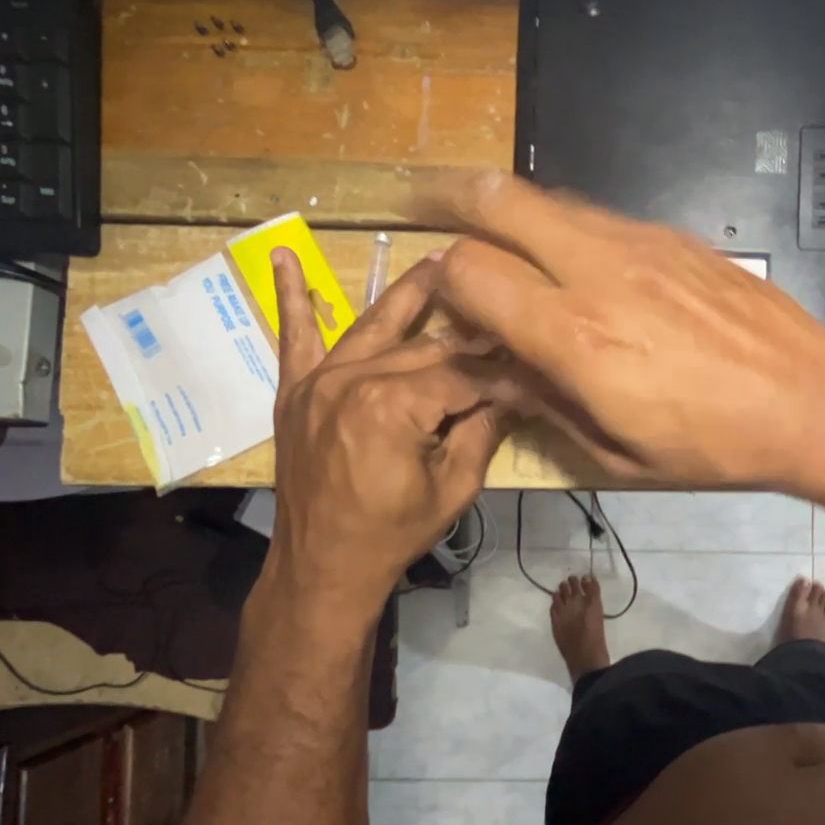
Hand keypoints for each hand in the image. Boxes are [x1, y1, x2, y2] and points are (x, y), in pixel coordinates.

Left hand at [261, 246, 507, 622]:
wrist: (324, 566)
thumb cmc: (394, 533)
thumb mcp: (455, 488)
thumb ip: (484, 430)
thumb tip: (520, 391)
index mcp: (394, 406)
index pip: (465, 374)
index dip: (504, 374)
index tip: (538, 366)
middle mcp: (353, 379)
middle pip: (427, 347)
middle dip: (472, 337)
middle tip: (508, 318)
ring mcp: (319, 380)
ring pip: (374, 325)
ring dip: (408, 292)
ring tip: (439, 260)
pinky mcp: (296, 390)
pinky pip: (294, 337)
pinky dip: (291, 298)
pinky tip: (286, 257)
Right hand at [420, 173, 824, 490]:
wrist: (813, 401)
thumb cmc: (716, 446)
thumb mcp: (620, 456)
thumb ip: (546, 407)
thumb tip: (499, 373)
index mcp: (577, 337)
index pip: (468, 272)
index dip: (442, 288)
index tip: (453, 316)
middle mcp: (599, 272)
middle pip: (497, 199)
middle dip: (447, 199)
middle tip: (423, 206)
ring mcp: (642, 244)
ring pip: (549, 199)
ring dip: (511, 214)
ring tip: (504, 243)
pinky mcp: (677, 237)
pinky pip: (600, 217)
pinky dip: (568, 230)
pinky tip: (583, 265)